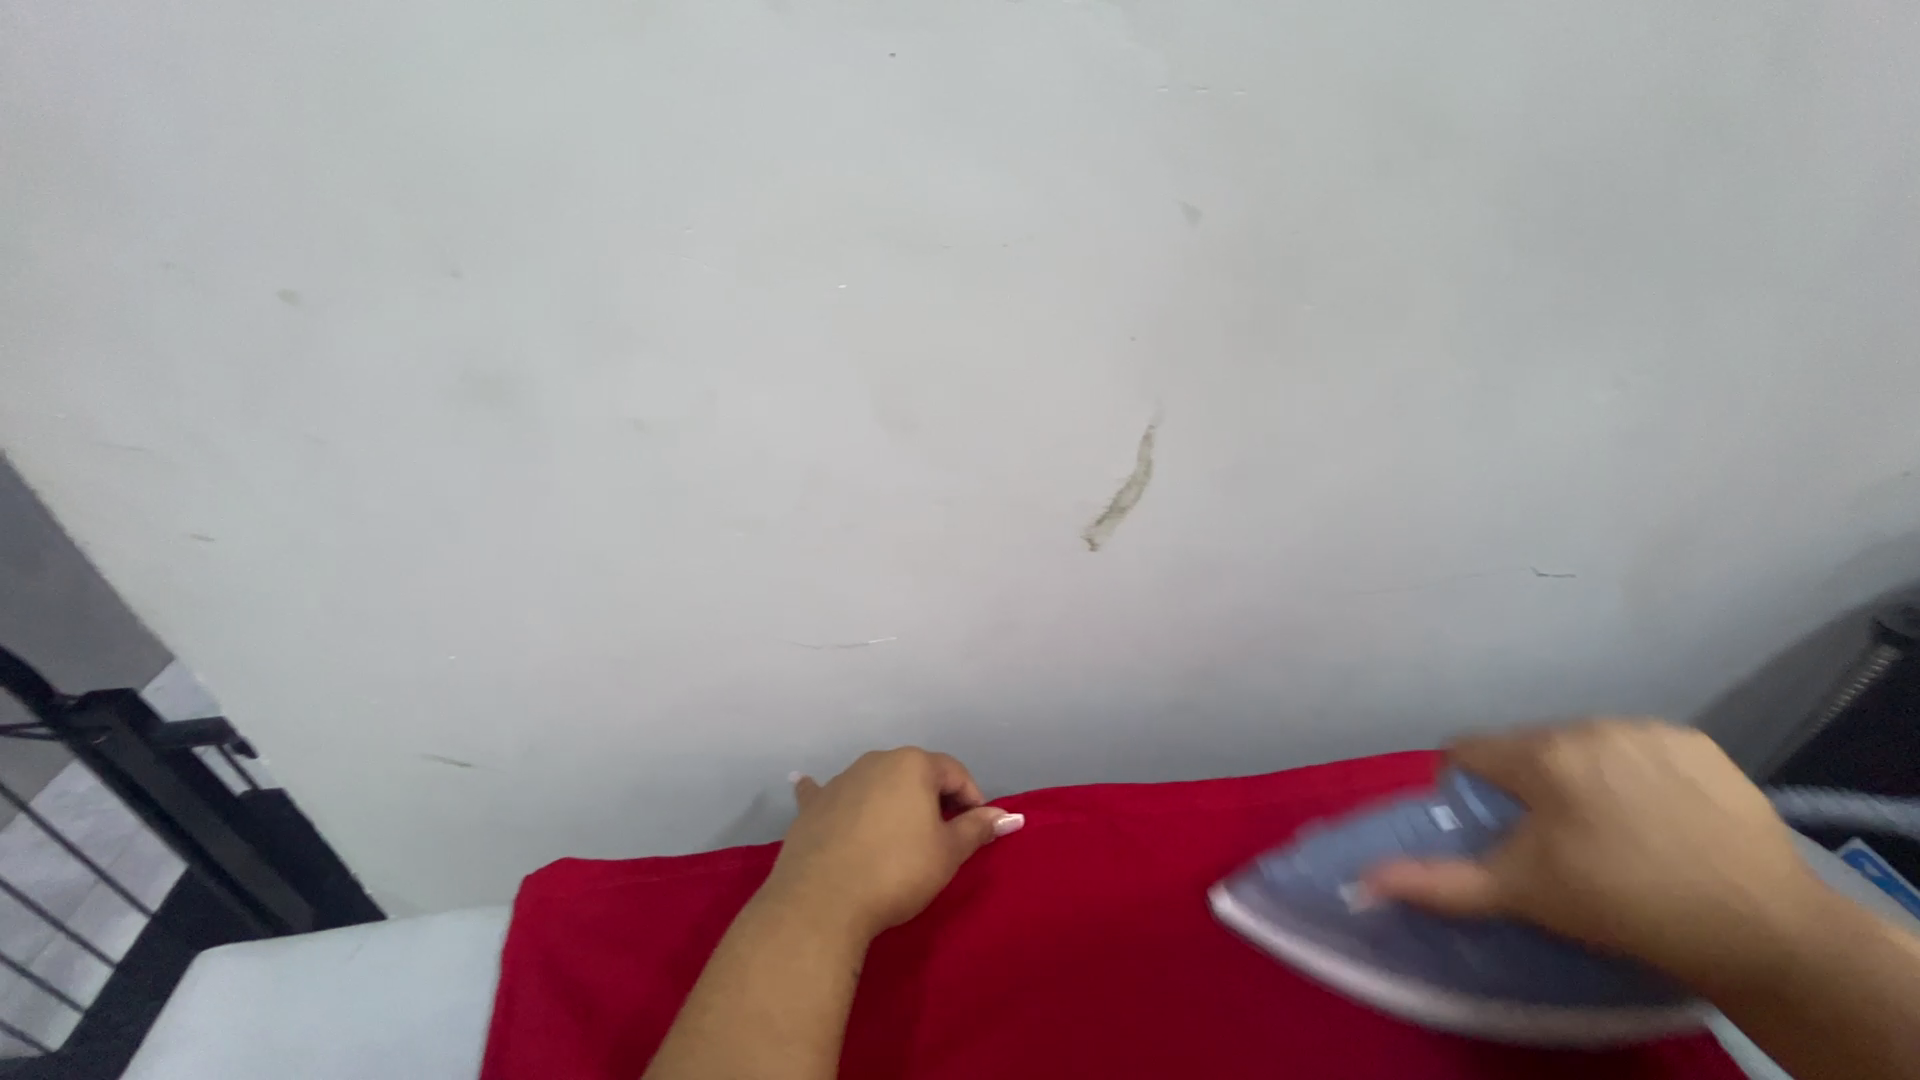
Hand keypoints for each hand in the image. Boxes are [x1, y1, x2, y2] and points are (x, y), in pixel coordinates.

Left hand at [762, 748, 1022, 941]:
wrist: (823, 902)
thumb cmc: (897, 871)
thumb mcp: (948, 853)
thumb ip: (978, 828)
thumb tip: (1009, 816)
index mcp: (913, 764)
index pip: (955, 773)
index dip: (972, 800)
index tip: (976, 831)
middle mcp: (875, 761)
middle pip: (915, 775)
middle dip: (933, 800)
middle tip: (942, 838)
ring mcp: (840, 781)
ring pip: (877, 784)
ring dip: (892, 802)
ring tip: (899, 838)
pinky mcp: (812, 806)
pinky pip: (827, 795)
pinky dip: (833, 798)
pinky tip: (810, 786)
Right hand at [1365, 717, 1830, 989]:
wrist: (1764, 930)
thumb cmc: (1622, 905)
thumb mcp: (1522, 894)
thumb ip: (1439, 879)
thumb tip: (1364, 879)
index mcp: (1539, 754)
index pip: (1466, 753)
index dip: (1467, 791)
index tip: (1497, 831)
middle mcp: (1586, 726)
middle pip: (1523, 749)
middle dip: (1525, 787)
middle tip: (1555, 843)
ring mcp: (1646, 730)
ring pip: (1579, 746)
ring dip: (1577, 777)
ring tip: (1611, 831)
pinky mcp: (1697, 743)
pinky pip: (1635, 748)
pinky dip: (1632, 774)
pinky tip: (1659, 816)